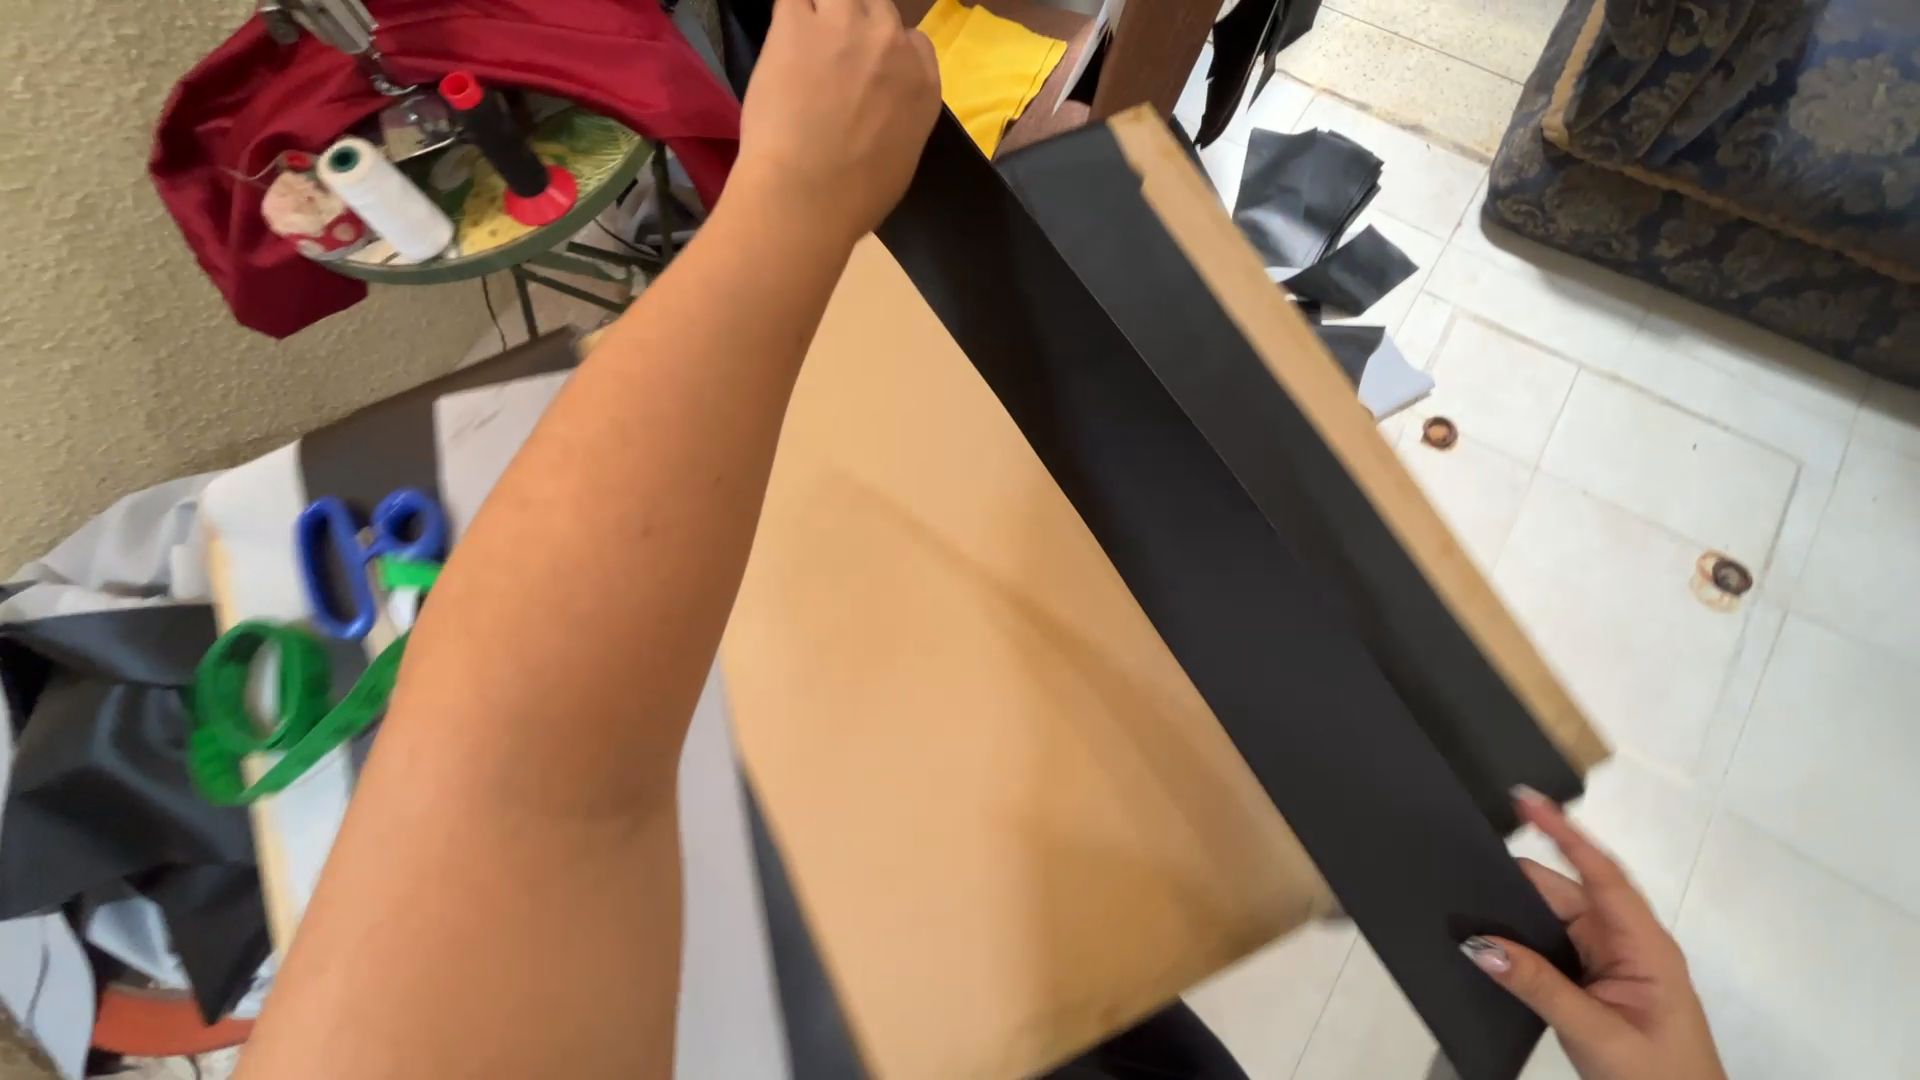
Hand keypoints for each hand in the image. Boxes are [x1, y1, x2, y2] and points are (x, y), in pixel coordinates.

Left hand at [733, 0, 942, 247]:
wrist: (807, 195)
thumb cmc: (857, 198)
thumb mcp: (903, 161)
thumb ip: (901, 118)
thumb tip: (882, 109)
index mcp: (922, 83)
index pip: (915, 40)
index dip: (889, 53)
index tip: (870, 74)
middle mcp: (891, 43)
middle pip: (877, 9)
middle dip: (857, 29)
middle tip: (832, 63)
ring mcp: (844, 26)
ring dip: (823, 15)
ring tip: (805, 51)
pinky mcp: (796, 23)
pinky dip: (789, 17)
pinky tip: (782, 48)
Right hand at [1460, 787, 1726, 1079]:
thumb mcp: (1599, 1035)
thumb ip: (1539, 987)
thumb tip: (1478, 942)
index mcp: (1643, 946)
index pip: (1602, 875)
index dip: (1564, 834)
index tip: (1526, 799)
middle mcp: (1623, 942)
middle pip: (1561, 890)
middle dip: (1514, 874)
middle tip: (1458, 860)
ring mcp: (1606, 959)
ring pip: (1547, 914)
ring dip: (1510, 906)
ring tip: (1459, 890)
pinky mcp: (1587, 976)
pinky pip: (1544, 939)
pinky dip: (1512, 931)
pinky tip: (1481, 930)